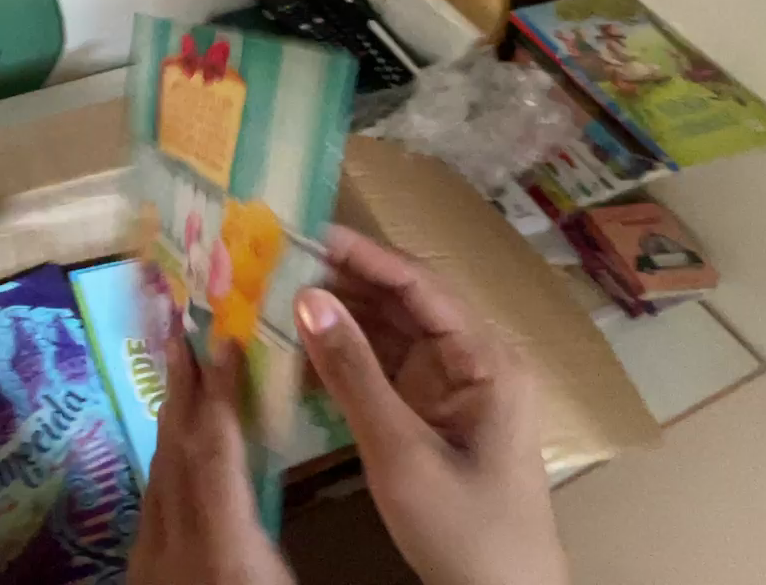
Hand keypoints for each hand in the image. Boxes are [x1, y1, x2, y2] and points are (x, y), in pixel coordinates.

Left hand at [128, 336, 296, 584]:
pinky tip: (175, 451)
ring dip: (170, 419)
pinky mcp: (140, 573)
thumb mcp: (284, 573)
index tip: (227, 340)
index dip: (220, 391)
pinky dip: (165, 462)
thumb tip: (274, 453)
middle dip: (179, 386)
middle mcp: (175, 546)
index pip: (216, 451)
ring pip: (158, 474)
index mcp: (224, 549)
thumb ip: (273, 514)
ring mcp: (149, 560)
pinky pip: (151, 501)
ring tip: (180, 378)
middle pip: (176, 451)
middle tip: (180, 332)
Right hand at [294, 226, 567, 584]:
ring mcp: (451, 381)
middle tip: (280, 262)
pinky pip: (382, 361)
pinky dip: (343, 352)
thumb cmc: (465, 532)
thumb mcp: (400, 452)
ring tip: (280, 294)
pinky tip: (300, 344)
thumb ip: (351, 371)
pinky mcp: (430, 404)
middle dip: (342, 280)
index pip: (418, 284)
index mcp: (486, 357)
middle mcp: (471, 356)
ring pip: (388, 327)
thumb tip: (304, 297)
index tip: (306, 233)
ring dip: (338, 313)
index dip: (362, 254)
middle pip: (401, 299)